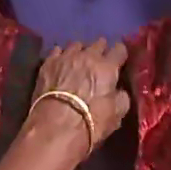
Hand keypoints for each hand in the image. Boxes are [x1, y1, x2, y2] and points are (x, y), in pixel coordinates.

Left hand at [27, 39, 131, 155]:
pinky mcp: (48, 62)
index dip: (120, 54)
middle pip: (98, 43)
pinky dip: (61, 56)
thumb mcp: (116, 116)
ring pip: (77, 45)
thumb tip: (120, 91)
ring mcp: (66, 56)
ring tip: (78, 63)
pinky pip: (57, 51)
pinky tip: (61, 64)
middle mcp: (88, 55)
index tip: (119, 61)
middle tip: (99, 63)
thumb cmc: (90, 122)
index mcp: (107, 67)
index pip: (120, 49)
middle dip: (101, 51)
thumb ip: (121, 98)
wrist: (55, 127)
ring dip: (80, 52)